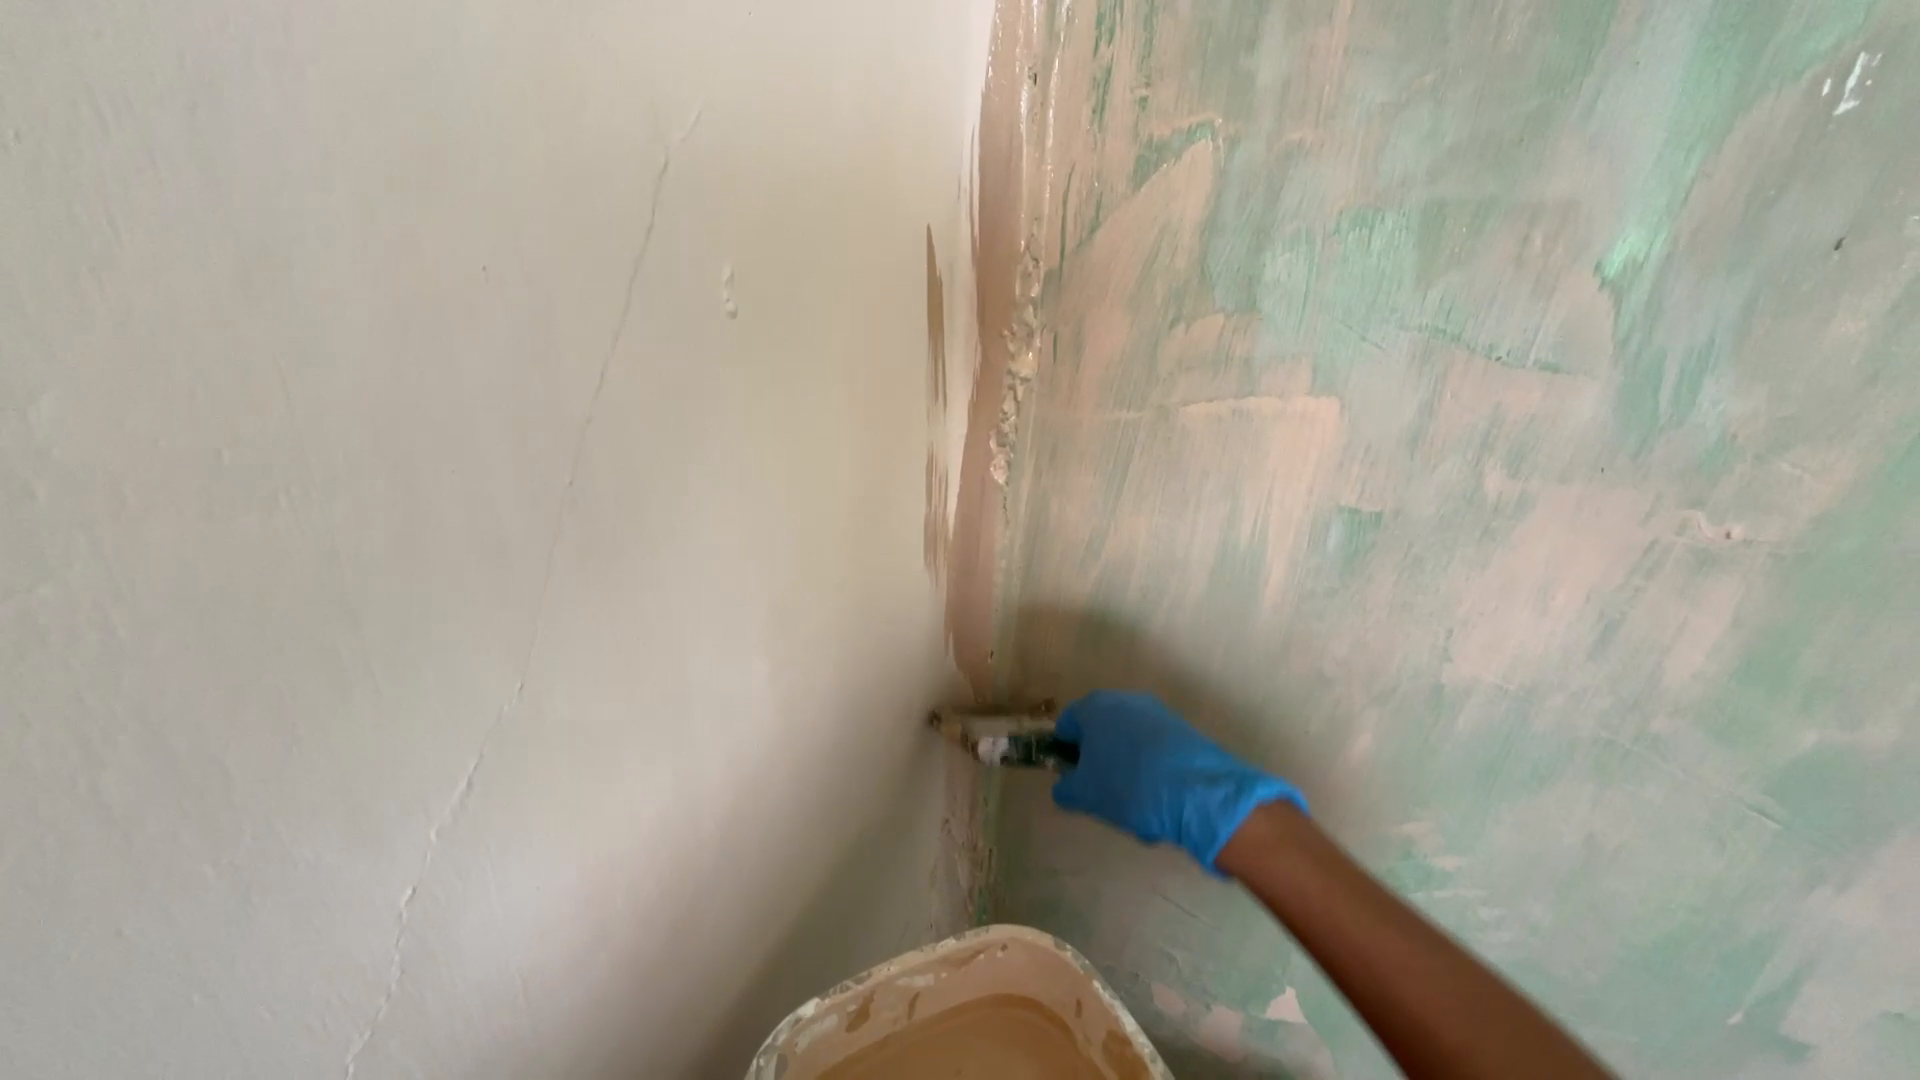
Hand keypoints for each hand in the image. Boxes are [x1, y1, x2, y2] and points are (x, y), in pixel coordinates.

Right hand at [1050, 690, 1306, 872]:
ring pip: (1129, 747)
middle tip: (1102, 795)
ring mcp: (1159, 715)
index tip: (1071, 778)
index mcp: (1095, 707)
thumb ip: (1066, 788)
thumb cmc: (1128, 786)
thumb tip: (1066, 785)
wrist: (1199, 794)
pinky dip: (1152, 774)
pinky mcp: (1184, 732)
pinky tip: (1159, 804)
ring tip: (1135, 809)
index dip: (1065, 752)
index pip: (1066, 725)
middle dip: (1099, 764)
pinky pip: (1155, 753)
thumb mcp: (1085, 794)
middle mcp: (1126, 702)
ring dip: (1126, 773)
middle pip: (1101, 733)